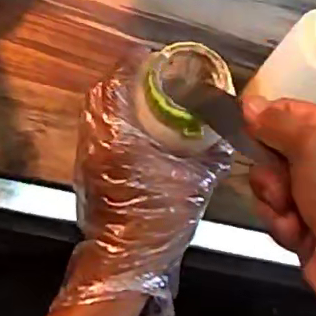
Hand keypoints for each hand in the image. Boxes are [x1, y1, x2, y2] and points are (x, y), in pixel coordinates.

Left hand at [55, 61, 232, 315]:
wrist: (123, 262)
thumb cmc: (157, 219)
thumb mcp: (195, 182)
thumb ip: (212, 151)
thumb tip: (229, 130)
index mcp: (119, 134)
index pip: (117, 82)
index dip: (132, 62)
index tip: (150, 54)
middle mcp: (97, 137)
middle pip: (103, 91)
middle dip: (125, 77)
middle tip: (152, 74)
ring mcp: (87, 152)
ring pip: (97, 110)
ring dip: (118, 97)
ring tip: (147, 95)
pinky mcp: (86, 167)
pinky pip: (97, 128)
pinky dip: (114, 117)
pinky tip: (138, 126)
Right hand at [242, 96, 315, 315]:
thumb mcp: (313, 143)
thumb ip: (275, 121)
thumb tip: (248, 103)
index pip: (285, 110)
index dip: (262, 118)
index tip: (243, 127)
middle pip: (269, 148)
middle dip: (268, 167)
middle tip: (283, 182)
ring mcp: (313, 194)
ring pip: (265, 184)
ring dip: (273, 199)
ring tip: (295, 215)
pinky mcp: (302, 226)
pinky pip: (271, 214)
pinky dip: (281, 224)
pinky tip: (299, 235)